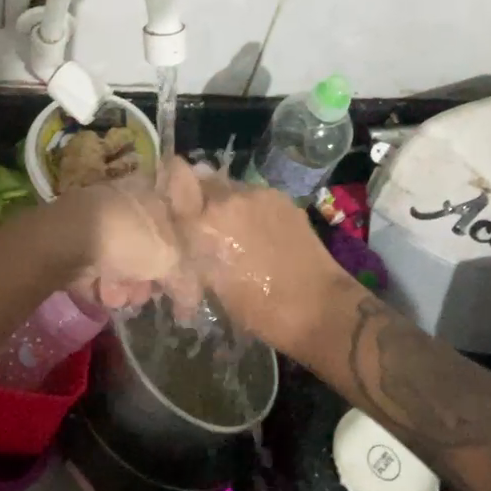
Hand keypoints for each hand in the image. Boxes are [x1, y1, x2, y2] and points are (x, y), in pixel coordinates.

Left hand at [56, 157, 200, 309]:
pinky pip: (100, 271)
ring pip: (124, 264)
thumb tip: (191, 299)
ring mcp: (99, 223)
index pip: (176, 220)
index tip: (182, 274)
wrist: (66, 240)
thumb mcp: (170, 257)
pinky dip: (104, 285)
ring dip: (128, 286)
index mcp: (151, 192)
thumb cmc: (127, 237)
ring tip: (122, 294)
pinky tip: (103, 291)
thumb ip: (186, 278)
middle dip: (151, 276)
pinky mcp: (77, 245)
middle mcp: (125, 204)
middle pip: (149, 248)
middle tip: (152, 289)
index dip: (182, 250)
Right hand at [169, 172, 347, 351]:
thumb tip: (180, 242)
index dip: (169, 194)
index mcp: (204, 222)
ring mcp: (257, 194)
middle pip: (200, 181)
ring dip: (223, 202)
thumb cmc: (260, 309)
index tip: (170, 208)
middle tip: (200, 222)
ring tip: (230, 228)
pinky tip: (256, 230)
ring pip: (227, 186)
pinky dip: (248, 207)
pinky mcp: (281, 197)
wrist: (320, 308)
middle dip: (196, 197)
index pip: (174, 185)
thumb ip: (192, 253)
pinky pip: (252, 194)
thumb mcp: (212, 286)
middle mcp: (228, 198)